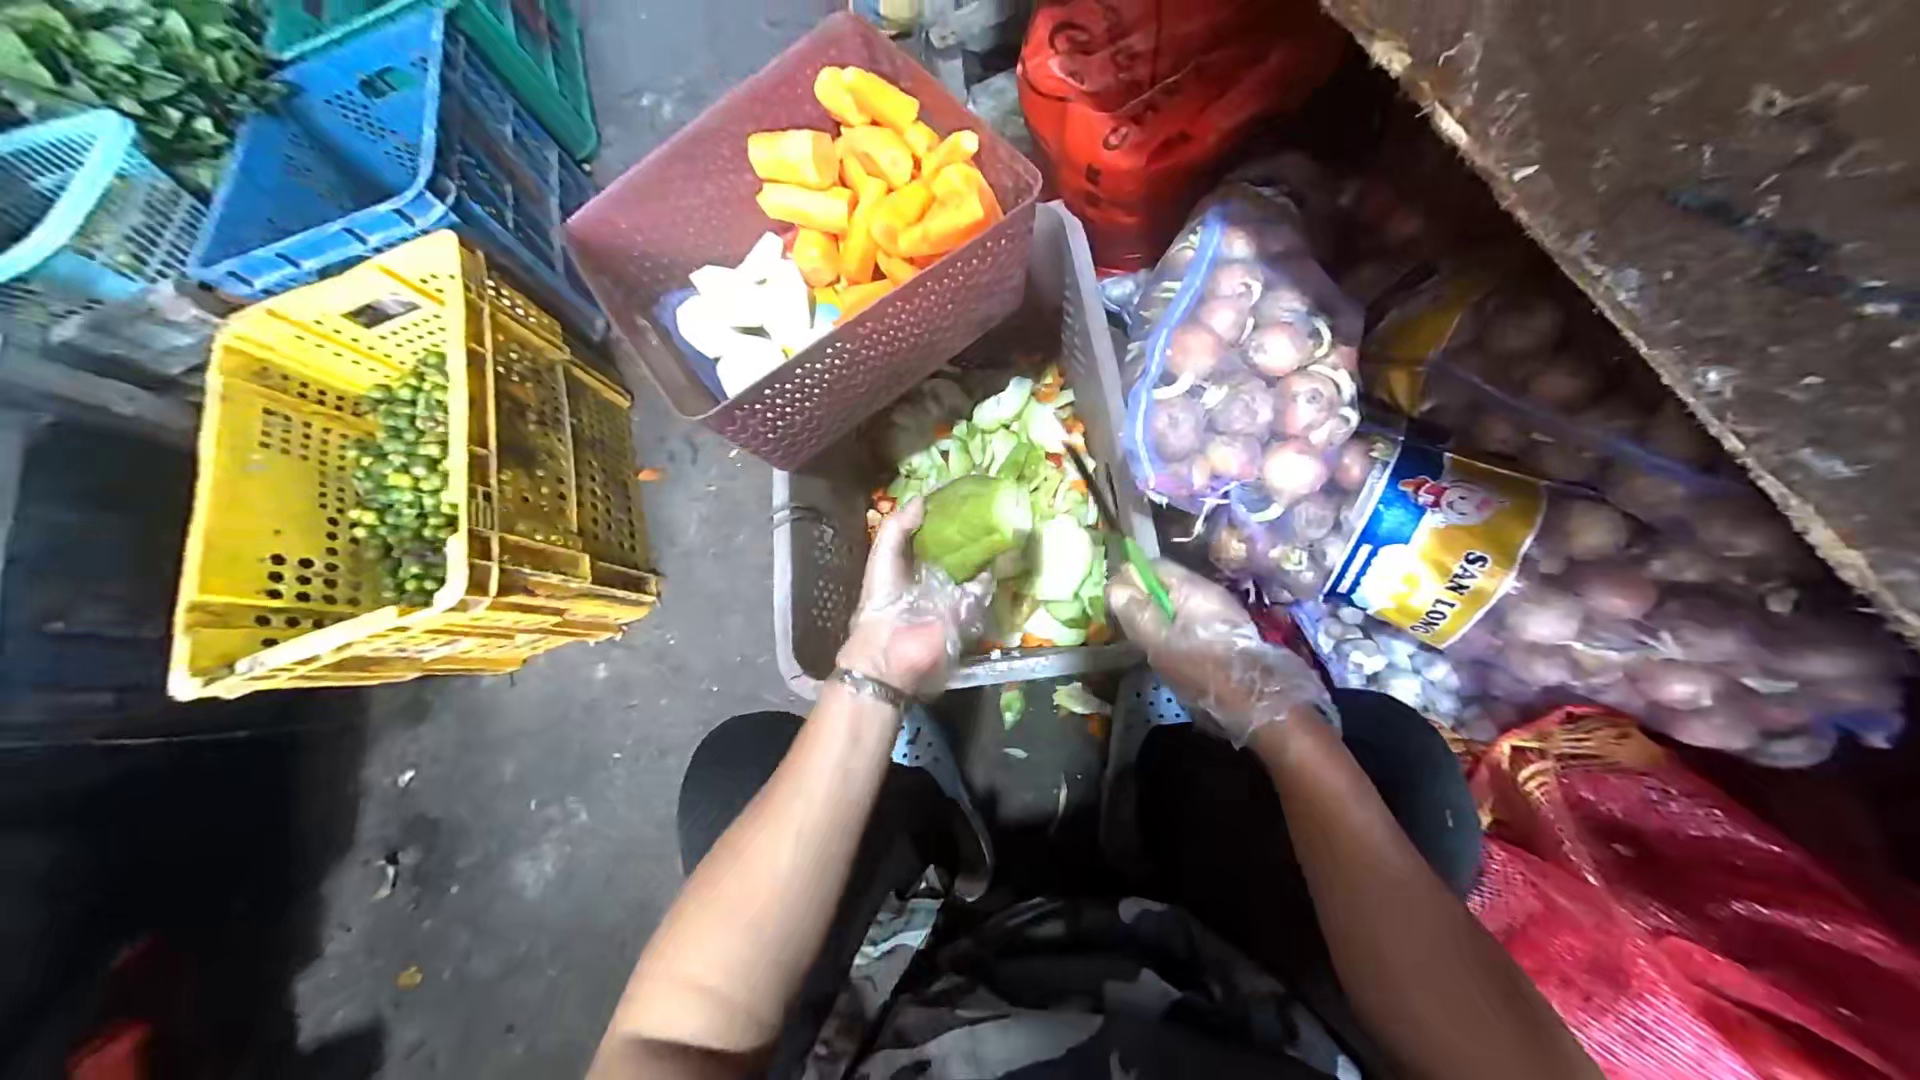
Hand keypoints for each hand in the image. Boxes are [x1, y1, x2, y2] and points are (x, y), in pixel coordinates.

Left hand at [837, 497, 991, 697]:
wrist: (891, 655)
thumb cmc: (881, 604)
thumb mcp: (882, 558)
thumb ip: (898, 527)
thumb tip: (922, 499)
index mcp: (910, 564)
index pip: (930, 535)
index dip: (942, 517)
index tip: (960, 496)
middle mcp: (933, 577)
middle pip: (956, 549)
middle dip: (969, 532)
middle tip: (988, 506)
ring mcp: (952, 594)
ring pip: (974, 567)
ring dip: (986, 550)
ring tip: (1002, 522)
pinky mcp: (968, 611)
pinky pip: (984, 590)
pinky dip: (993, 574)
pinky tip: (1003, 551)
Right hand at [1107, 558, 1332, 745]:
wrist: (1256, 704)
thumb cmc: (1203, 669)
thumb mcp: (1160, 642)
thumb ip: (1136, 612)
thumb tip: (1114, 587)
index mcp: (1193, 588)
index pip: (1153, 565)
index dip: (1129, 579)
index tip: (1113, 602)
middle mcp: (1208, 593)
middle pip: (1165, 585)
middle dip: (1142, 600)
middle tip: (1124, 624)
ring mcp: (1219, 613)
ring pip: (1176, 605)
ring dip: (1157, 617)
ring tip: (1142, 640)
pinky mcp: (1224, 633)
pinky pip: (1189, 620)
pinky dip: (1173, 629)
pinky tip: (1167, 651)